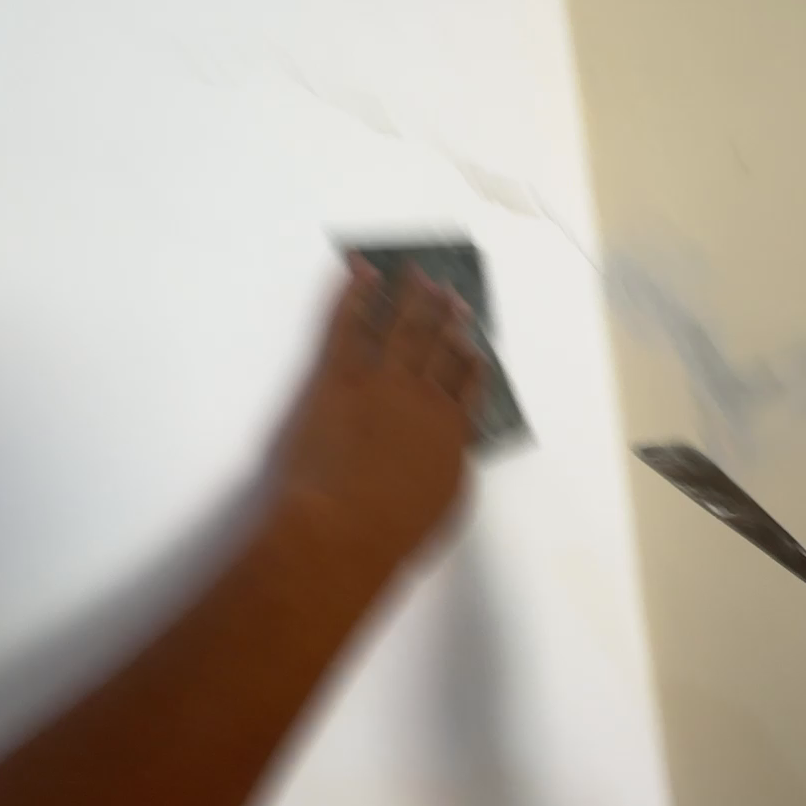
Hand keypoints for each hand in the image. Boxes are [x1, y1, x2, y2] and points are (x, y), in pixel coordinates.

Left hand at [270, 258, 483, 562]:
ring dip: (410, 296)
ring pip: (400, 327)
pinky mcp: (334, 376)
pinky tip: (360, 274)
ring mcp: (377, 381)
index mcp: (450, 427)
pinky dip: (353, 295)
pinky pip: (345, 325)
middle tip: (448, 291)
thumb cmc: (391, 531)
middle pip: (437, 344)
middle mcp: (420, 394)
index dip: (470, 357)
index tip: (472, 342)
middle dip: (444, 315)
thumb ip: (453, 464)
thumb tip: (455, 444)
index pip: (467, 380)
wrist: (337, 530)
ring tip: (417, 274)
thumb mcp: (445, 502)